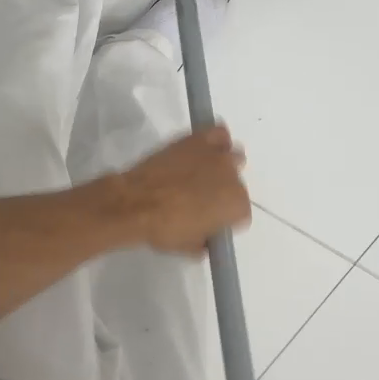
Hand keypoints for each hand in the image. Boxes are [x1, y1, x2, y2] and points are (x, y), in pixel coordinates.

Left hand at [105, 125, 251, 255]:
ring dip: (223, 166)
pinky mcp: (199, 139)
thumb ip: (206, 241)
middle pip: (237, 183)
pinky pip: (219, 132)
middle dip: (224, 191)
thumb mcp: (190, 247)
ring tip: (203, 173)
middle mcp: (233, 177)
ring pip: (232, 157)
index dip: (225, 217)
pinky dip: (217, 139)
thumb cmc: (165, 229)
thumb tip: (206, 238)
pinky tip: (205, 149)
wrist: (137, 202)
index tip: (212, 220)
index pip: (241, 212)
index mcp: (236, 206)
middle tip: (204, 198)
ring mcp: (216, 155)